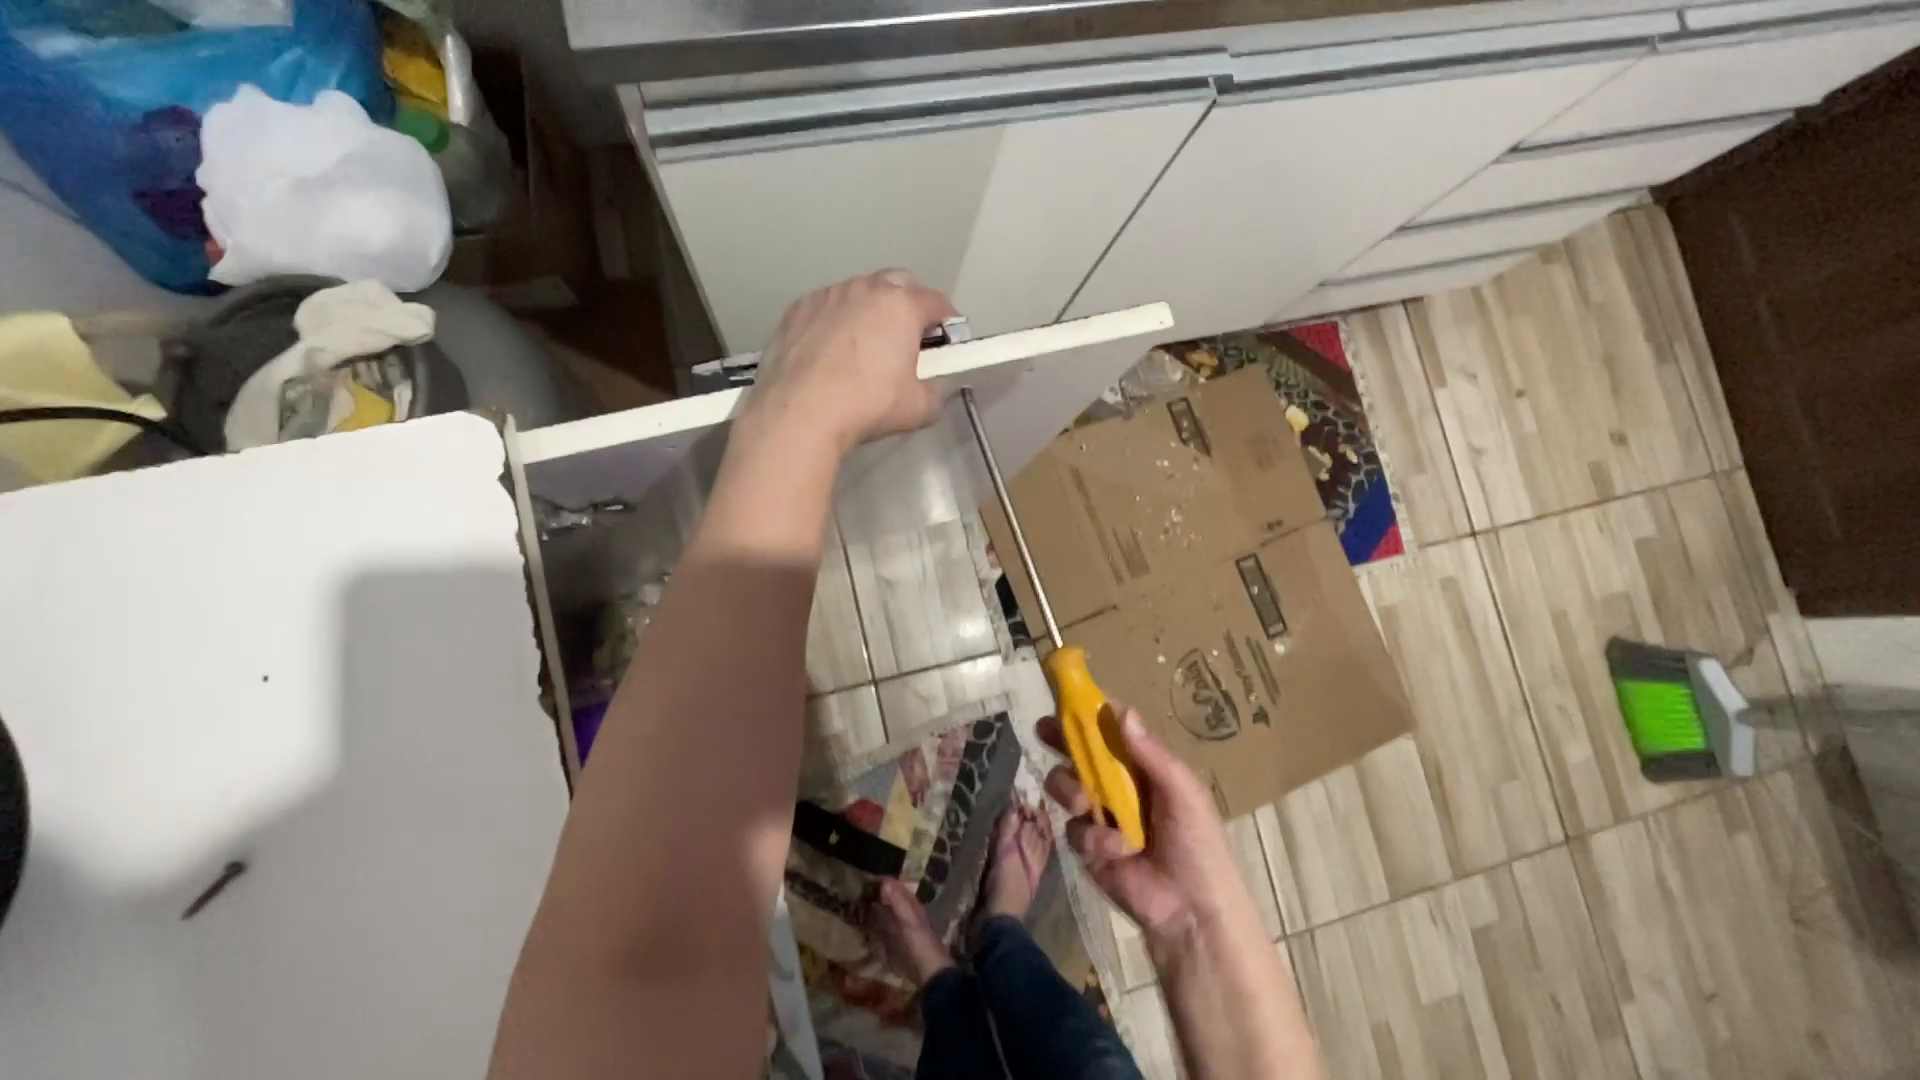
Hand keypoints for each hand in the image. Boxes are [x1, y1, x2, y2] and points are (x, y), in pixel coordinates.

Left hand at [739, 270, 958, 453]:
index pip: (937, 302)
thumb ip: (936, 390)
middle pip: (899, 283)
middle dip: (910, 303)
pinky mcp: (797, 310)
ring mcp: (827, 296)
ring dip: (870, 309)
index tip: (946, 341)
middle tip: (909, 336)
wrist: (799, 413)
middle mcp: (865, 289)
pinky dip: (836, 319)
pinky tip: (831, 349)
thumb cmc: (866, 406)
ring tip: (867, 343)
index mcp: (902, 306)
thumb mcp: (920, 408)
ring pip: (859, 291)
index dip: (947, 322)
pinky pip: (826, 307)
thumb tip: (933, 386)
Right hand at [1037, 707, 1252, 955]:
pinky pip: (1073, 827)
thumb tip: (1121, 711)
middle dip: (1061, 740)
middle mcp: (1119, 784)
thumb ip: (1152, 753)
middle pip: (1080, 752)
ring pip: (1066, 785)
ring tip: (1084, 802)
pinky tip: (1116, 850)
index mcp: (1145, 766)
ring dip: (1071, 789)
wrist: (1191, 910)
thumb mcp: (1183, 792)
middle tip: (1044, 730)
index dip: (1091, 713)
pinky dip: (1092, 837)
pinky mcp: (1089, 845)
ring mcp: (1101, 814)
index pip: (1113, 730)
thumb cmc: (1197, 843)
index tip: (1068, 698)